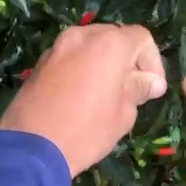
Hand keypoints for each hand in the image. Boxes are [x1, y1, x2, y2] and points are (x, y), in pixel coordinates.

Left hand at [0, 24, 167, 174]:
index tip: (153, 88)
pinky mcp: (40, 63)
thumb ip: (138, 90)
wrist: (31, 149)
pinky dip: (83, 69)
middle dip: (128, 60)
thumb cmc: (86, 132)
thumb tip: (150, 82)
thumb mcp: (123, 115)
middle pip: (114, 37)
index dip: (153, 62)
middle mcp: (82, 36)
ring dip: (104, 64)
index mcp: (108, 44)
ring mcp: (57, 47)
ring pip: (90, 46)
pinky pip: (71, 58)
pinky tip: (83, 97)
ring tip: (108, 94)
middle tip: (133, 90)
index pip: (141, 38)